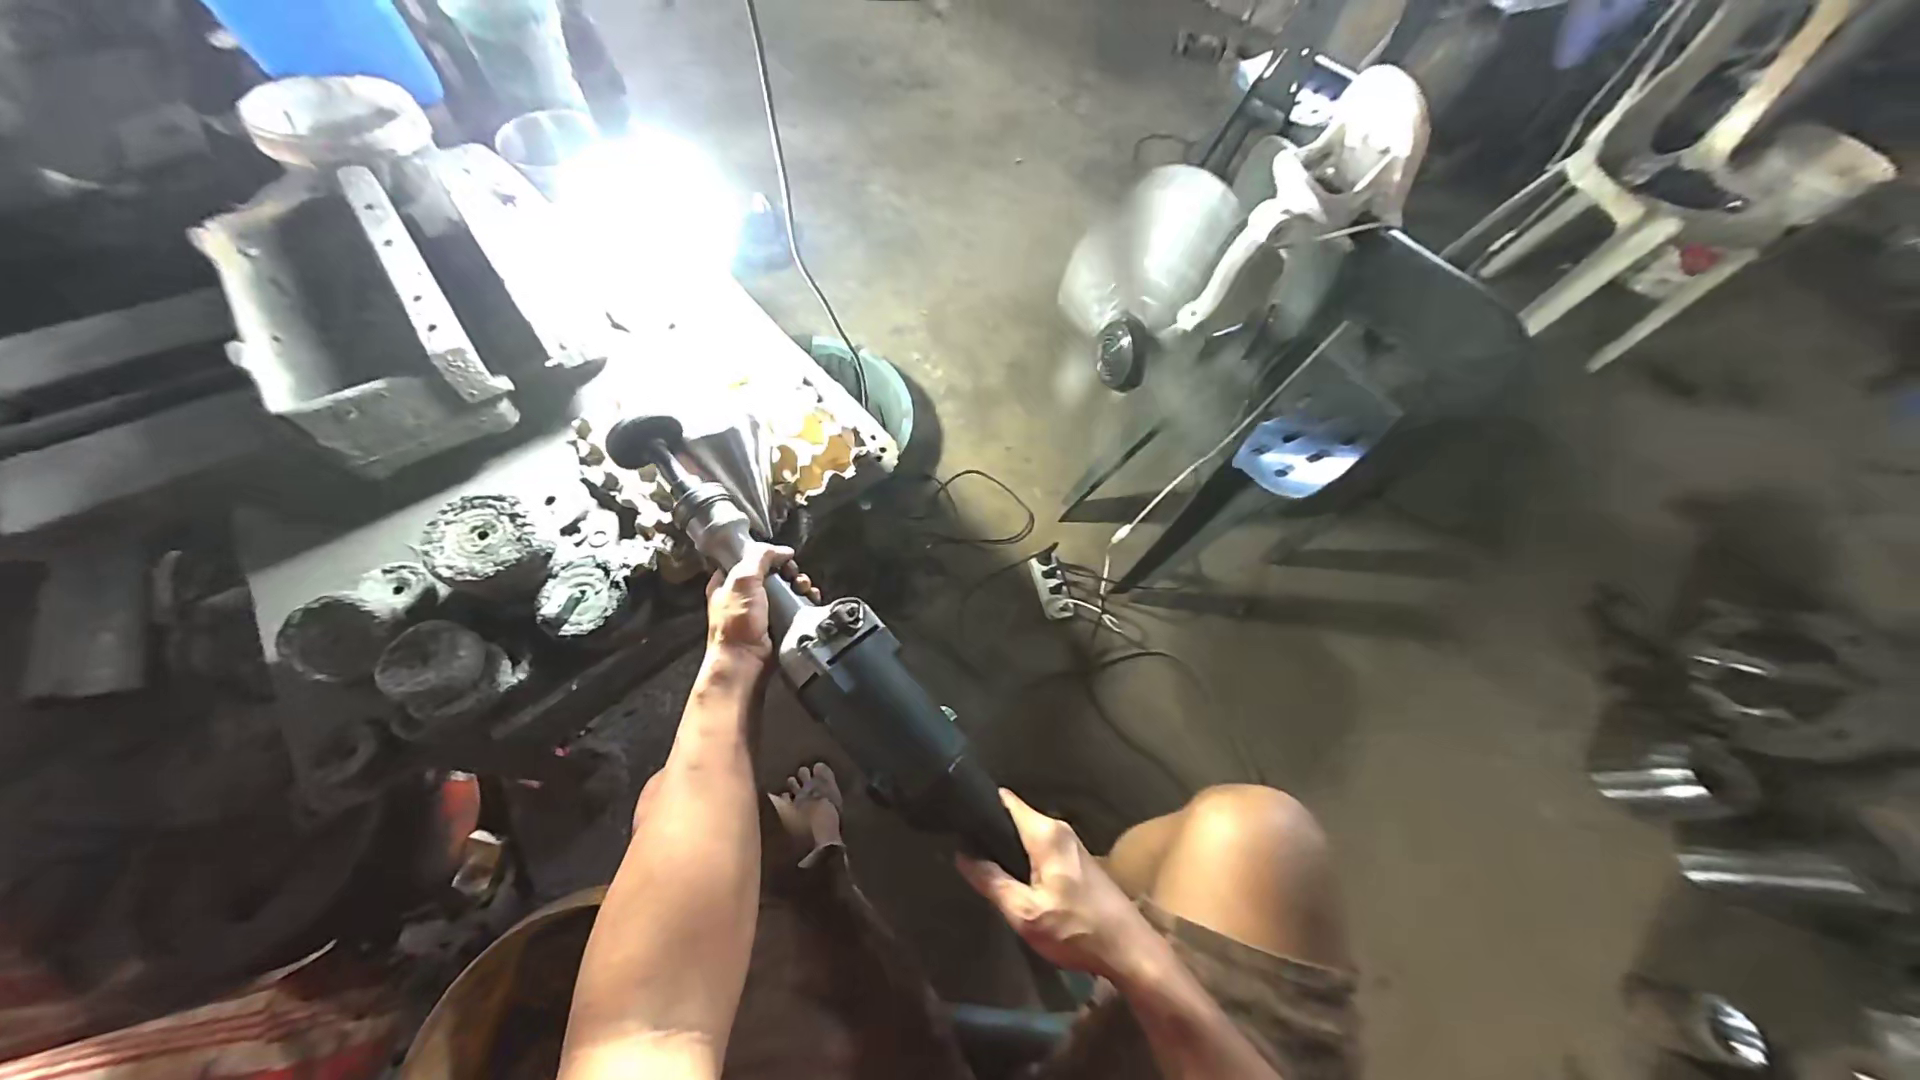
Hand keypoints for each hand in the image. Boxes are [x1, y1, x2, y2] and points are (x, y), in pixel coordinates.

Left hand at [705, 543, 802, 661]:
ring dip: (800, 584)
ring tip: (805, 589)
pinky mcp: (778, 623)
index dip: (768, 555)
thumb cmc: (738, 621)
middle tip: (795, 577)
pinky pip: (795, 605)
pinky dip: (805, 600)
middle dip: (789, 571)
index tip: (782, 559)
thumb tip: (785, 551)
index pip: (750, 558)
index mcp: (727, 582)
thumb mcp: (743, 579)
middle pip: (773, 572)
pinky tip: (811, 599)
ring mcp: (762, 610)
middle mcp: (744, 594)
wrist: (746, 662)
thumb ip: (761, 557)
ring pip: (787, 587)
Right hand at [956, 790, 1160, 982]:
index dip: (979, 805)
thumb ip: (991, 881)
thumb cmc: (1076, 929)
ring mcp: (1070, 843)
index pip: (1005, 800)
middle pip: (1016, 817)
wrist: (1130, 950)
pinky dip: (1025, 858)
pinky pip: (1041, 847)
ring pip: (1028, 834)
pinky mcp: (1077, 859)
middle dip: (992, 830)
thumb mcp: (1025, 913)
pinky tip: (1015, 878)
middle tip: (966, 848)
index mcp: (1045, 832)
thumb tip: (962, 855)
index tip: (958, 818)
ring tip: (984, 863)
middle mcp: (1058, 828)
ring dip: (1009, 847)